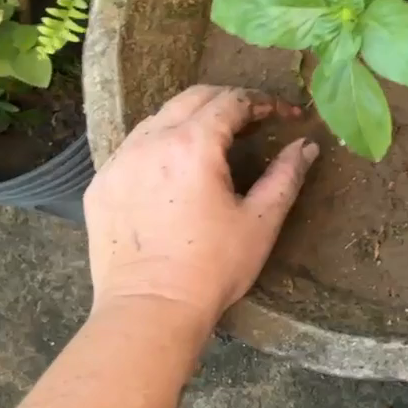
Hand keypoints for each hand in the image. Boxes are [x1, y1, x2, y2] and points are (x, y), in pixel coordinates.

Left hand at [84, 85, 317, 325]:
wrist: (150, 309)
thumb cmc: (214, 267)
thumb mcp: (262, 220)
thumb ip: (286, 175)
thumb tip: (306, 146)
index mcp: (193, 146)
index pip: (231, 102)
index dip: (264, 102)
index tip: (285, 115)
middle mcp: (150, 142)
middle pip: (192, 98)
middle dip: (228, 101)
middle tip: (255, 120)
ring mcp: (119, 162)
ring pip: (159, 118)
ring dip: (193, 119)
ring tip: (218, 141)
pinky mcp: (101, 185)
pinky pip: (134, 147)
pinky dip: (162, 143)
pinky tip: (178, 168)